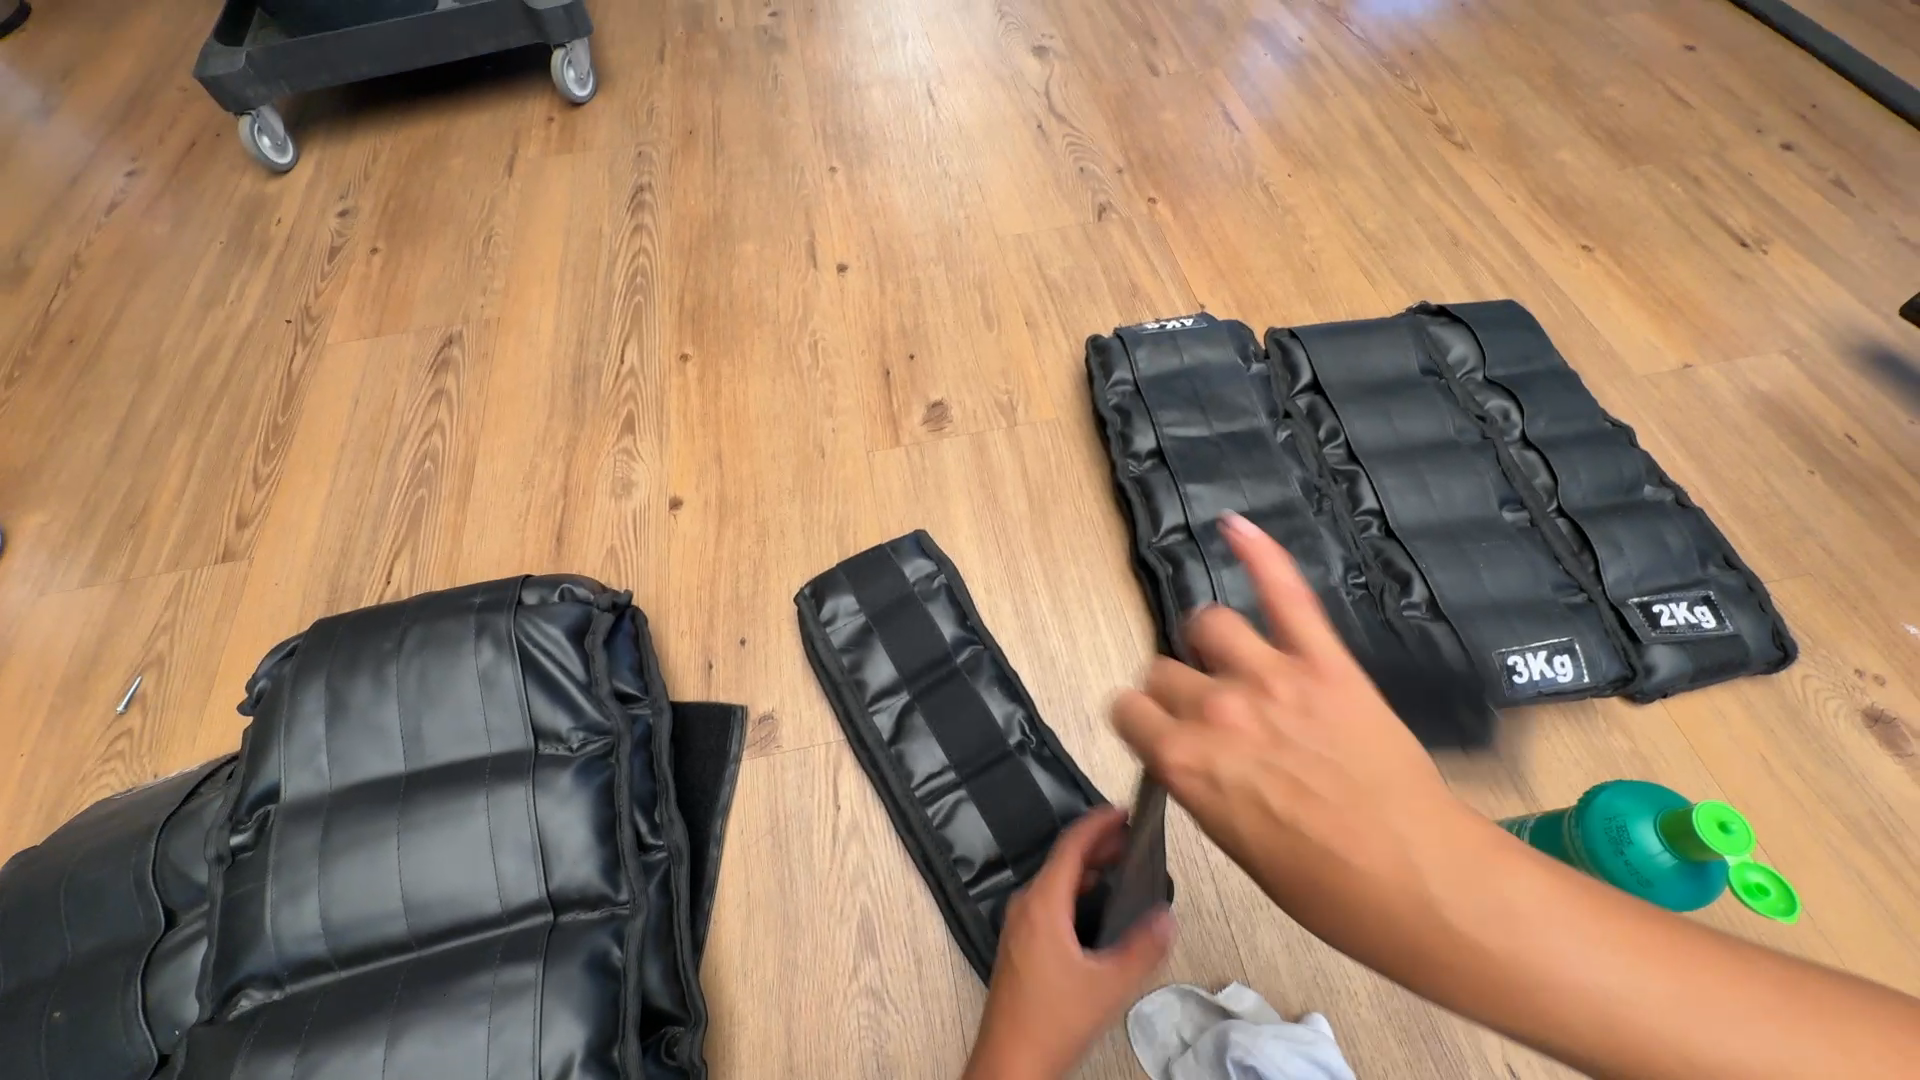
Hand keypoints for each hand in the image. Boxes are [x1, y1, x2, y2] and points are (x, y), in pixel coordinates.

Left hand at [961, 806, 1174, 1079]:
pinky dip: (1077, 890)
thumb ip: (1142, 948)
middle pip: (1063, 860)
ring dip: (1088, 868)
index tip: (1124, 811)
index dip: (1098, 824)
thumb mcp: (1108, 985)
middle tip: (1133, 837)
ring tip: (1123, 866)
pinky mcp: (1021, 942)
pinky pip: (1050, 900)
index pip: (1071, 845)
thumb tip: (1167, 916)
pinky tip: (1099, 905)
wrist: (1009, 1062)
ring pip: (1056, 881)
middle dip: (1098, 844)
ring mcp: (1019, 923)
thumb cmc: (1055, 1019)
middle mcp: (1026, 904)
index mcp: (1042, 902)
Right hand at [1110, 511, 1494, 968]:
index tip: (1156, 729)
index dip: (1140, 720)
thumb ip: (1195, 777)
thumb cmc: (1319, 883)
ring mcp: (1270, 677)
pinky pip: (1285, 594)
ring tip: (1229, 657)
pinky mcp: (1322, 662)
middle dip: (1173, 688)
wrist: (1415, 881)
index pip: (1126, 709)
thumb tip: (1185, 748)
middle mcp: (1214, 709)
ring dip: (1209, 641)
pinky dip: (1260, 555)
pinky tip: (1236, 526)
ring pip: (1208, 624)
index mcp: (1183, 761)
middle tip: (1205, 713)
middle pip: (1161, 669)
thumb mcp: (1227, 838)